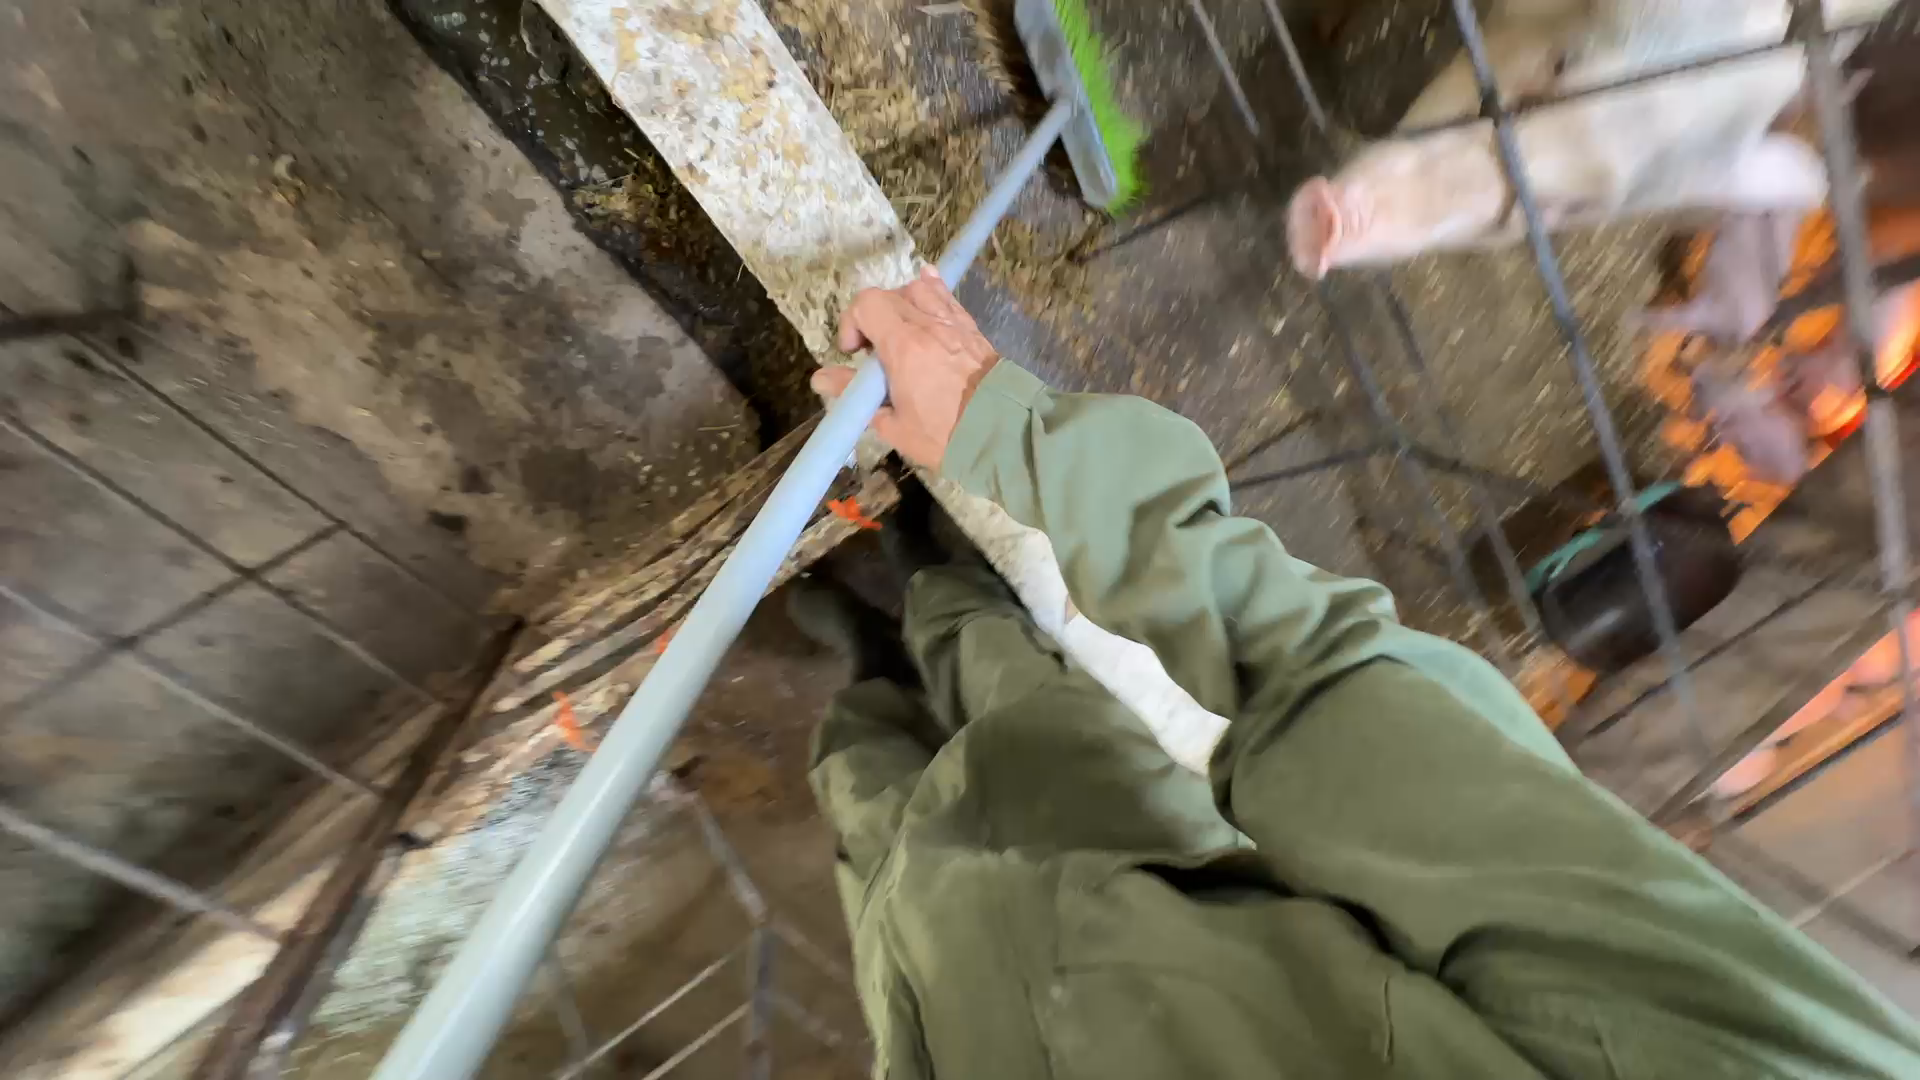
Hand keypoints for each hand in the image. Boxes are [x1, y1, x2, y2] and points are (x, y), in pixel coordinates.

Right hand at [812, 265, 998, 469]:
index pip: (867, 305)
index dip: (852, 323)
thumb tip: (821, 379)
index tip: (854, 353)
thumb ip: (856, 397)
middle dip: (872, 316)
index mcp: (904, 346)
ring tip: (899, 328)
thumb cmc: (945, 435)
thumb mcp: (894, 425)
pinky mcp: (971, 329)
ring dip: (901, 303)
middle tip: (874, 350)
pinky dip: (932, 291)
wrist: (1003, 434)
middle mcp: (928, 325)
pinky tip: (925, 296)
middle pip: (889, 294)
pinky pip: (947, 296)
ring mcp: (953, 324)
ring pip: (919, 288)